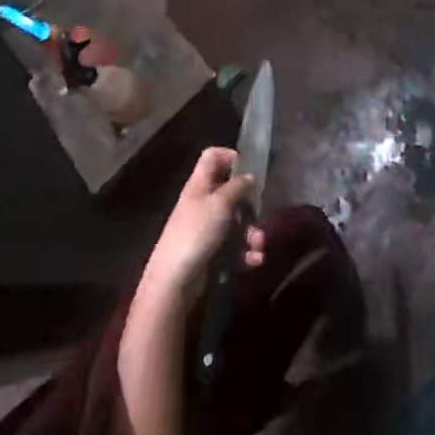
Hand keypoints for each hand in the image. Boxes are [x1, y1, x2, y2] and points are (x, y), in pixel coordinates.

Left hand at [141, 148, 263, 299]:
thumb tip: (249, 176)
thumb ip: (237, 187)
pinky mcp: (211, 251)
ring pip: (236, 222)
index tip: (250, 167)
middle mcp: (202, 202)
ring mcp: (206, 228)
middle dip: (249, 204)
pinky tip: (254, 261)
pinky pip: (234, 247)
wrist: (174, 278)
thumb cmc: (197, 232)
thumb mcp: (220, 203)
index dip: (230, 156)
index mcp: (200, 184)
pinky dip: (245, 253)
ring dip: (251, 233)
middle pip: (229, 191)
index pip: (212, 157)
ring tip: (259, 245)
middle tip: (259, 212)